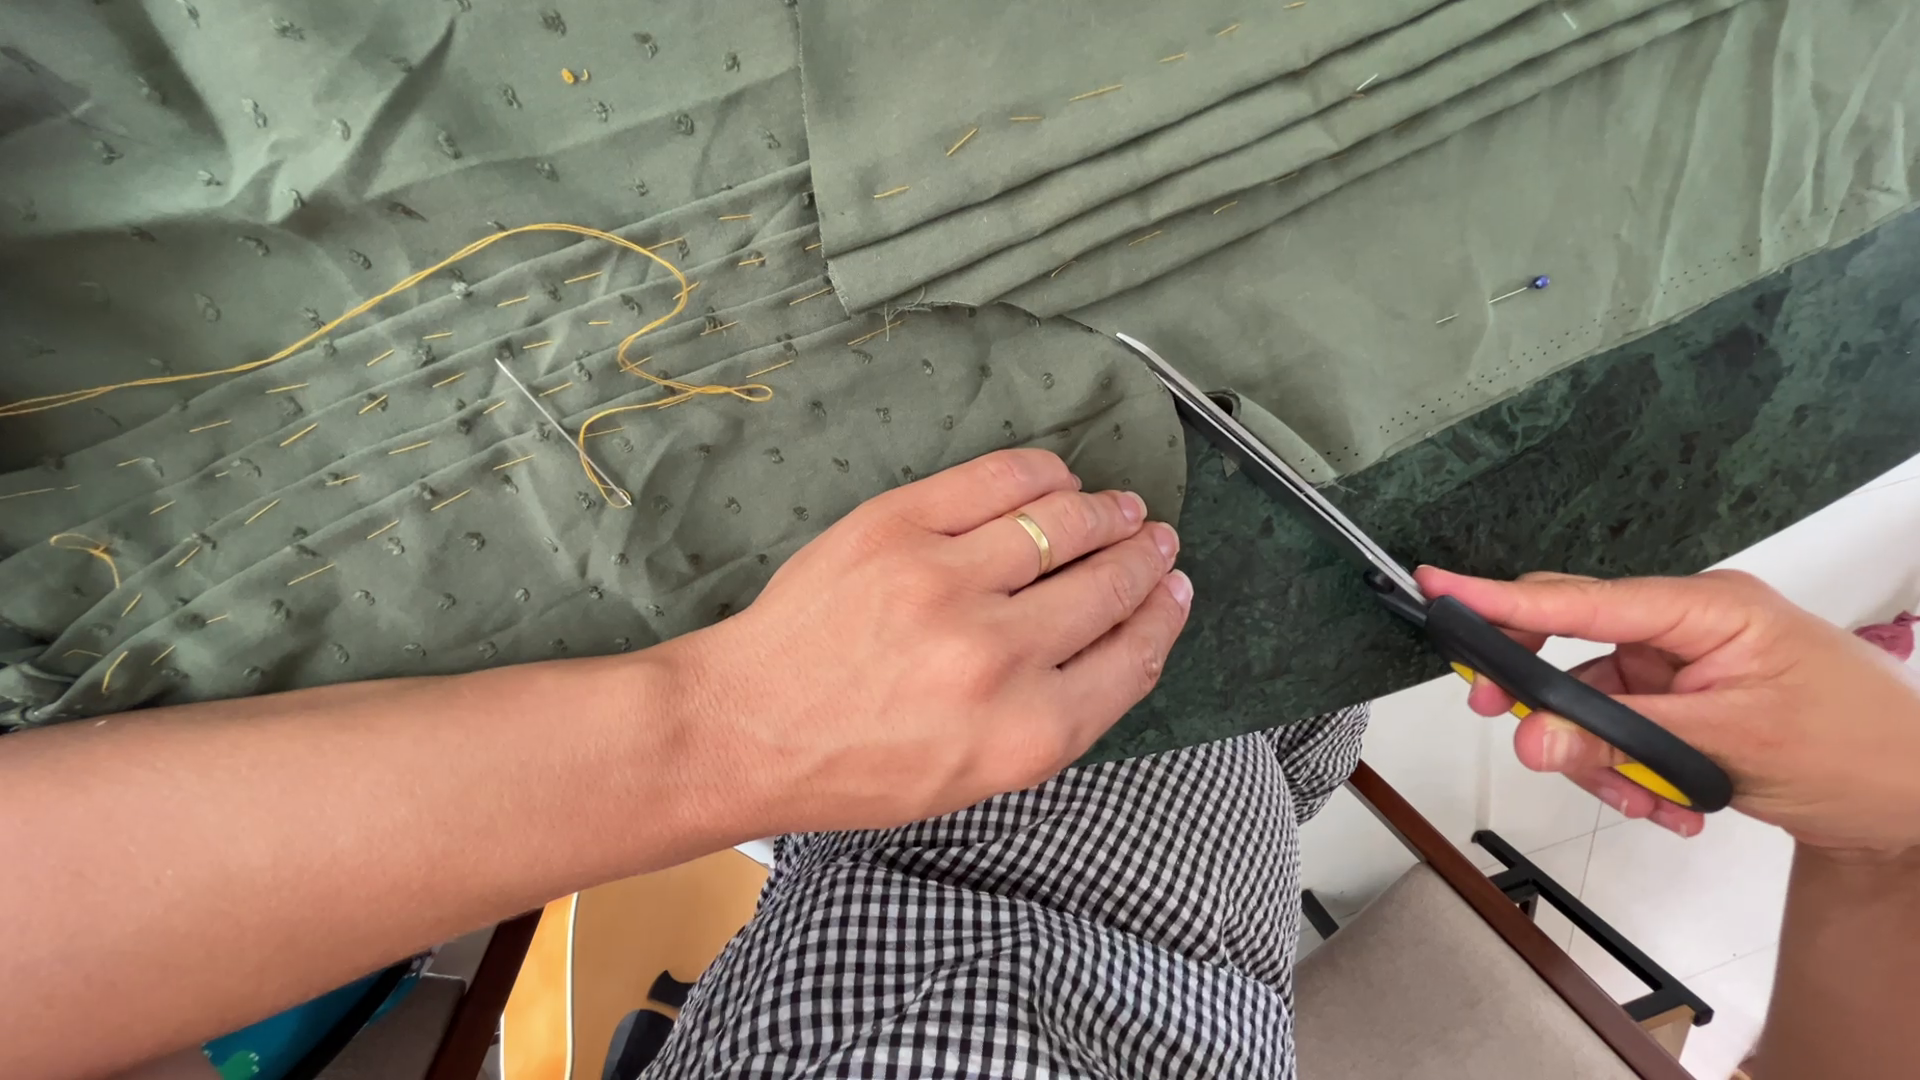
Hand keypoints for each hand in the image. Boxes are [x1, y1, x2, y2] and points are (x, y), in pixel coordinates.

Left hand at [664, 449, 1191, 836]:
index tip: (1175, 590)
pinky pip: (999, 479)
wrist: (748, 725)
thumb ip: (1055, 717)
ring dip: (1107, 512)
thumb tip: (1116, 637)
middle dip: (1145, 558)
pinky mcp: (898, 526)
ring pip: (1063, 523)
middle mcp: (998, 654)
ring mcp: (946, 580)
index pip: (1130, 658)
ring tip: (1123, 508)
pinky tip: (1060, 478)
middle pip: (1106, 585)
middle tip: (1158, 540)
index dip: (1163, 617)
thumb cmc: (860, 767)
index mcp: (1025, 734)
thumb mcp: (975, 777)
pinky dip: (1043, 473)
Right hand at [1416, 567, 1919, 853]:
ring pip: (1582, 695)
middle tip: (1503, 717)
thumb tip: (1529, 736)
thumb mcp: (1728, 750)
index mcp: (1703, 608)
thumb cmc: (1869, 758)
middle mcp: (1679, 624)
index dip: (1497, 595)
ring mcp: (1673, 661)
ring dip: (1595, 751)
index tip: (1434, 585)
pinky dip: (1620, 766)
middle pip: (1566, 641)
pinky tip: (1661, 801)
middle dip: (1540, 692)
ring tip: (1640, 799)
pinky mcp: (1671, 696)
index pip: (1578, 600)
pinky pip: (1609, 723)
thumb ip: (1615, 738)